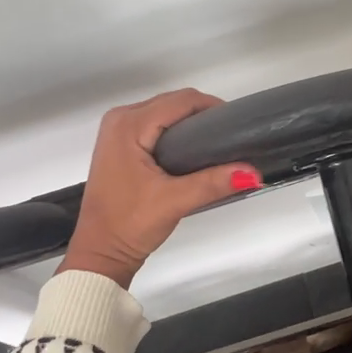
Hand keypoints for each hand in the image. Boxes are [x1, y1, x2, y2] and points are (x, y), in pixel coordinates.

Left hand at [59, 89, 259, 287]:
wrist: (100, 251)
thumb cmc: (128, 225)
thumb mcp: (174, 201)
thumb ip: (213, 183)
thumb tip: (251, 172)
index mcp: (128, 125)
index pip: (181, 101)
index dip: (212, 108)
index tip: (236, 125)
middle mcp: (119, 120)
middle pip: (172, 103)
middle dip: (203, 116)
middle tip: (231, 138)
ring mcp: (117, 132)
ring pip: (165, 113)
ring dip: (191, 124)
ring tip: (216, 145)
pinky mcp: (120, 145)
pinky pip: (155, 125)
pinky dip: (177, 132)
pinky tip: (194, 151)